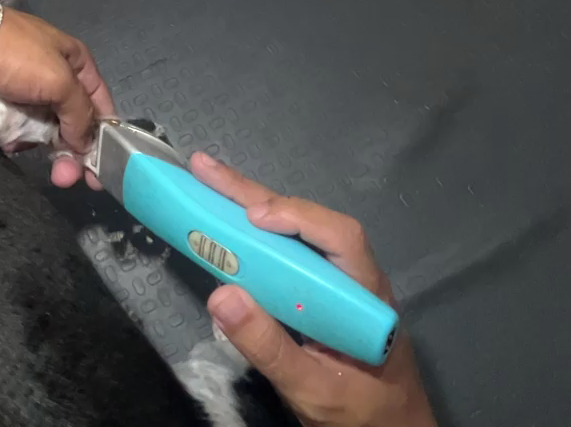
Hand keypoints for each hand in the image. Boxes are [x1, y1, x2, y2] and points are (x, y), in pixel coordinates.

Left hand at [0, 0, 115, 188]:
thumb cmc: (16, 56)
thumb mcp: (59, 81)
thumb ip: (80, 113)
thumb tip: (86, 144)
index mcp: (75, 58)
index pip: (99, 101)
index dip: (103, 135)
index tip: (100, 171)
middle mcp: (55, 68)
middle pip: (71, 117)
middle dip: (68, 148)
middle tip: (62, 179)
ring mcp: (27, 80)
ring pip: (43, 121)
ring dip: (37, 141)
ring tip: (22, 148)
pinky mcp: (3, 90)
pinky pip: (18, 119)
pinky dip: (16, 132)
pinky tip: (7, 141)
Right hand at [192, 152, 436, 426]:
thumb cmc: (363, 418)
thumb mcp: (314, 392)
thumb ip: (271, 348)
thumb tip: (220, 295)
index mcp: (366, 296)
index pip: (341, 236)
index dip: (297, 217)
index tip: (253, 218)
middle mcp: (353, 277)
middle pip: (306, 220)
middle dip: (253, 193)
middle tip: (204, 168)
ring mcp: (335, 281)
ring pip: (293, 229)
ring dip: (249, 202)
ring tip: (206, 180)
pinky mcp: (318, 290)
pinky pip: (286, 248)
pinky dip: (252, 229)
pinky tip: (227, 217)